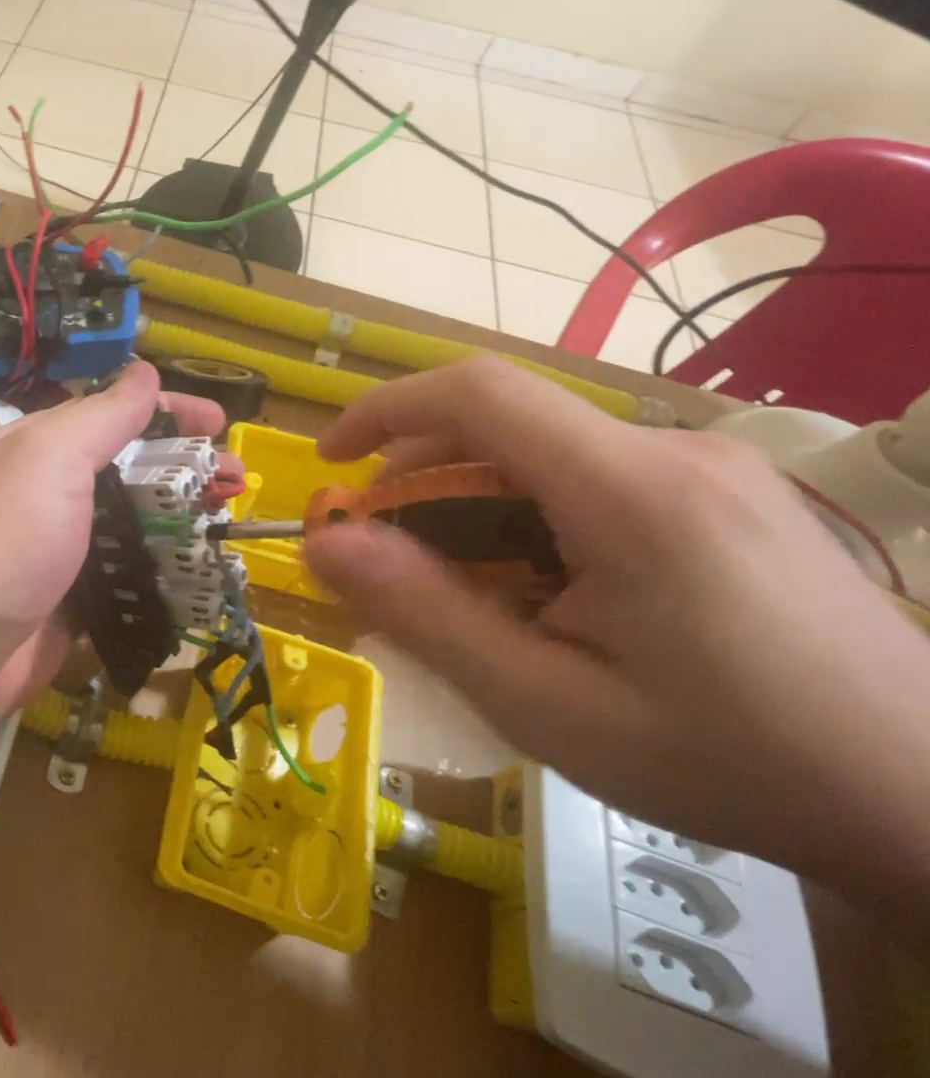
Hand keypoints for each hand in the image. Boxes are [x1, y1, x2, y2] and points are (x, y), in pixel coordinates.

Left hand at [0, 361, 223, 714]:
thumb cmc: (2, 542)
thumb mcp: (46, 460)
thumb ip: (98, 418)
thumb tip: (144, 371)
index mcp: (31, 449)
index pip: (109, 416)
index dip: (168, 412)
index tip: (222, 423)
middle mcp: (44, 495)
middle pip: (126, 471)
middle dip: (184, 471)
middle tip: (235, 483)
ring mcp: (57, 552)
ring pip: (131, 526)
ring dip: (180, 522)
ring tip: (228, 525)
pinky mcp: (70, 603)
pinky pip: (123, 579)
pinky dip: (160, 573)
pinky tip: (199, 573)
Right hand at [302, 358, 929, 912]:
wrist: (924, 800)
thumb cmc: (726, 761)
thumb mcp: (545, 704)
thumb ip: (426, 615)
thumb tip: (322, 543)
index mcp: (633, 494)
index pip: (479, 393)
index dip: (384, 410)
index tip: (328, 462)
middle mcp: (674, 455)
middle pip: (506, 430)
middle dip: (421, 487)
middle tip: (390, 574)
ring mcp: (710, 473)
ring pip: (545, 460)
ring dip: (475, 514)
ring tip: (470, 607)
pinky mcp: (726, 500)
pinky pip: (590, 485)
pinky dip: (529, 525)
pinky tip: (543, 602)